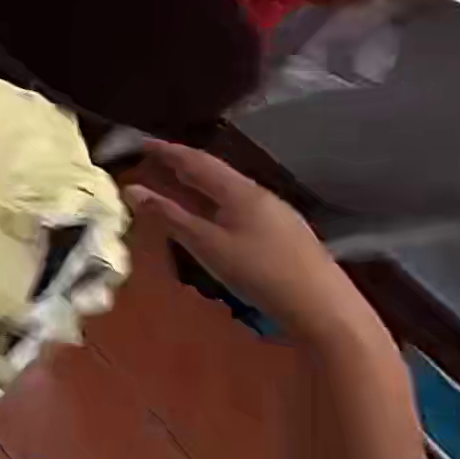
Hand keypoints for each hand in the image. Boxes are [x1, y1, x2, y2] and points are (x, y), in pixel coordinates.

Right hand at [121, 141, 383, 345]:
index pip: (196, 161)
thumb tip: (130, 189)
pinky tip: (211, 213)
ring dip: (199, 183)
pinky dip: (214, 200)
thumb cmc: (261, 274)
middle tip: (153, 160)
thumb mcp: (205, 245)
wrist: (329, 315)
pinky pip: (239, 205)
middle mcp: (261, 196)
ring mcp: (278, 216)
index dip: (166, 151)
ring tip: (176, 182)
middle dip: (182, 164)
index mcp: (240, 192)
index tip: (140, 143)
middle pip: (215, 172)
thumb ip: (167, 215)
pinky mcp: (286, 235)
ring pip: (228, 189)